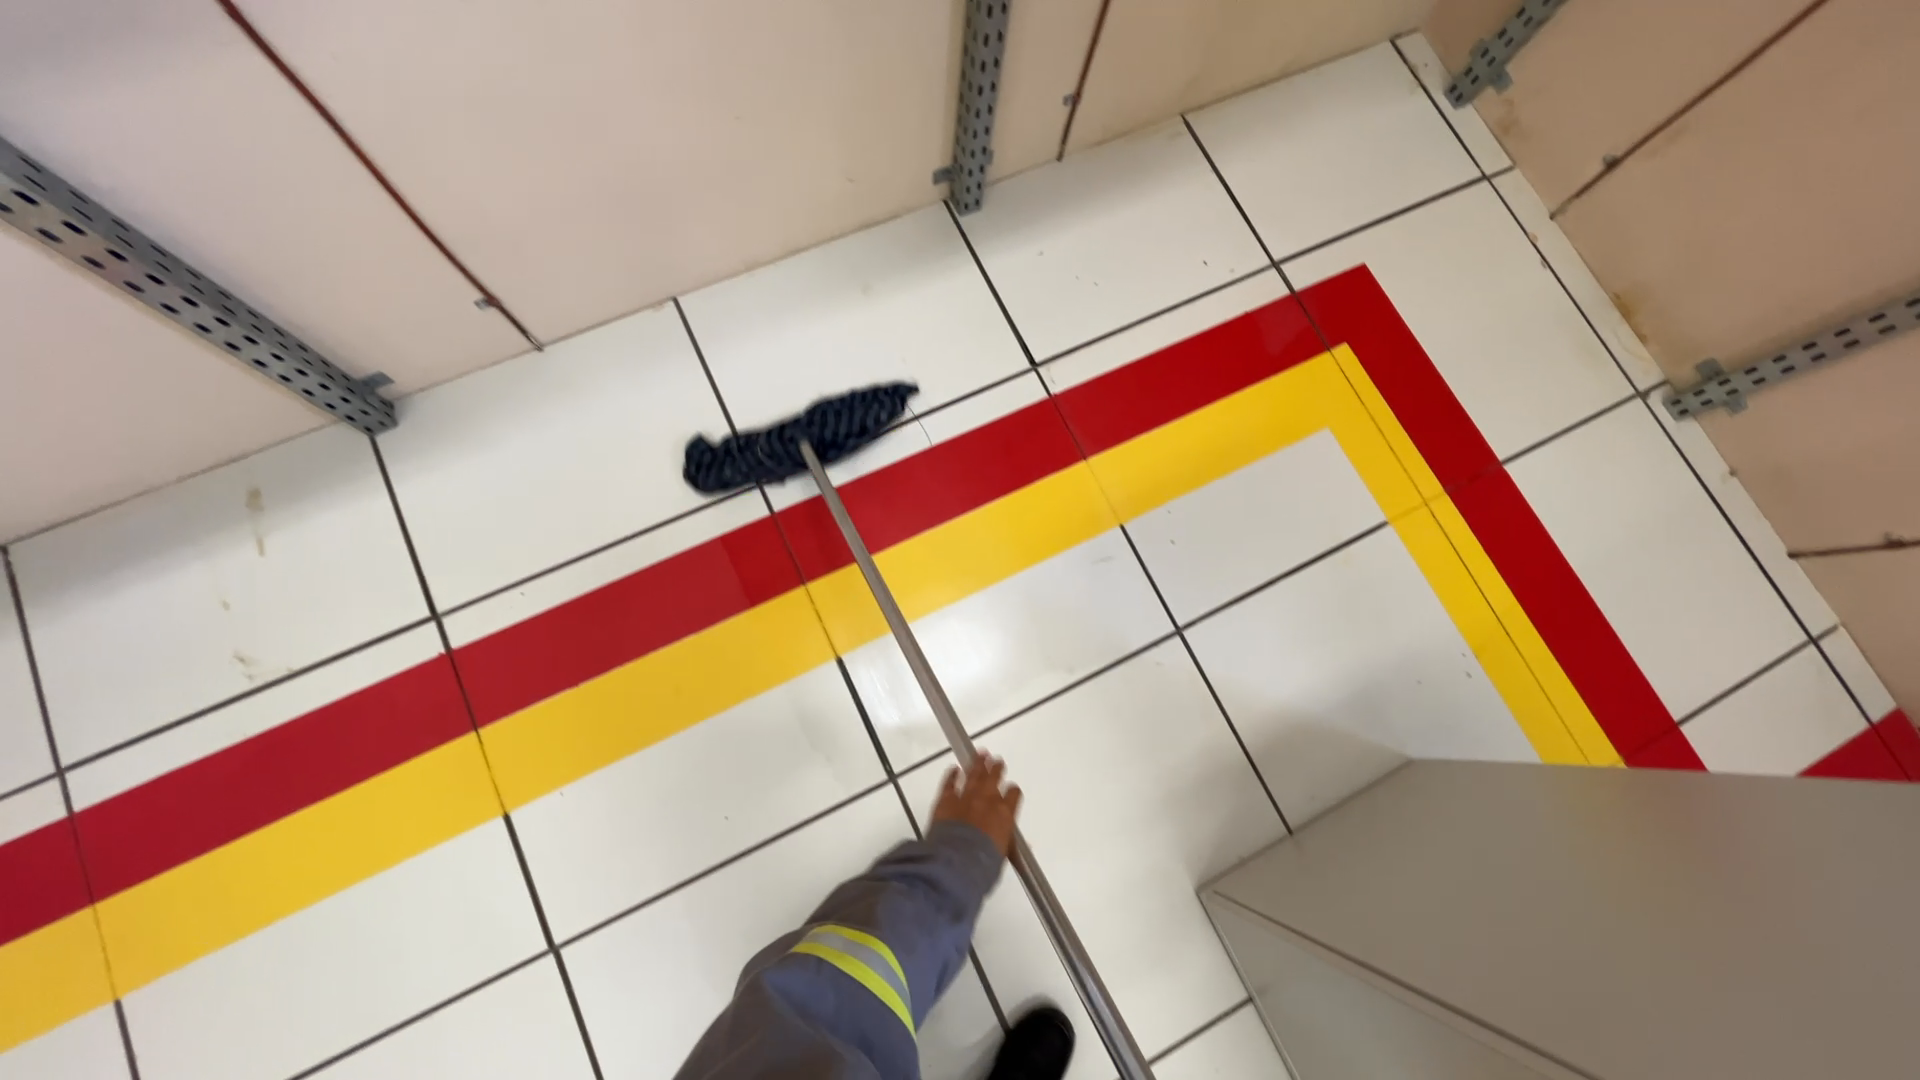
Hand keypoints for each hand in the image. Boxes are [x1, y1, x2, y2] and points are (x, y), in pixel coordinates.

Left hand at [931, 753, 1021, 856]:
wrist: (957, 861)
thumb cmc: (984, 863)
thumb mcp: (1003, 855)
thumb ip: (1007, 844)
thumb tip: (1016, 846)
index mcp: (1005, 813)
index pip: (1013, 794)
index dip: (1012, 791)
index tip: (1011, 789)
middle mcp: (987, 800)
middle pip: (993, 778)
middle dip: (996, 768)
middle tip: (997, 761)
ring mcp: (966, 797)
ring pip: (974, 774)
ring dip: (978, 764)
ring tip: (981, 754)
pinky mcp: (946, 799)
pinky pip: (950, 783)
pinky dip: (952, 775)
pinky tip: (954, 769)